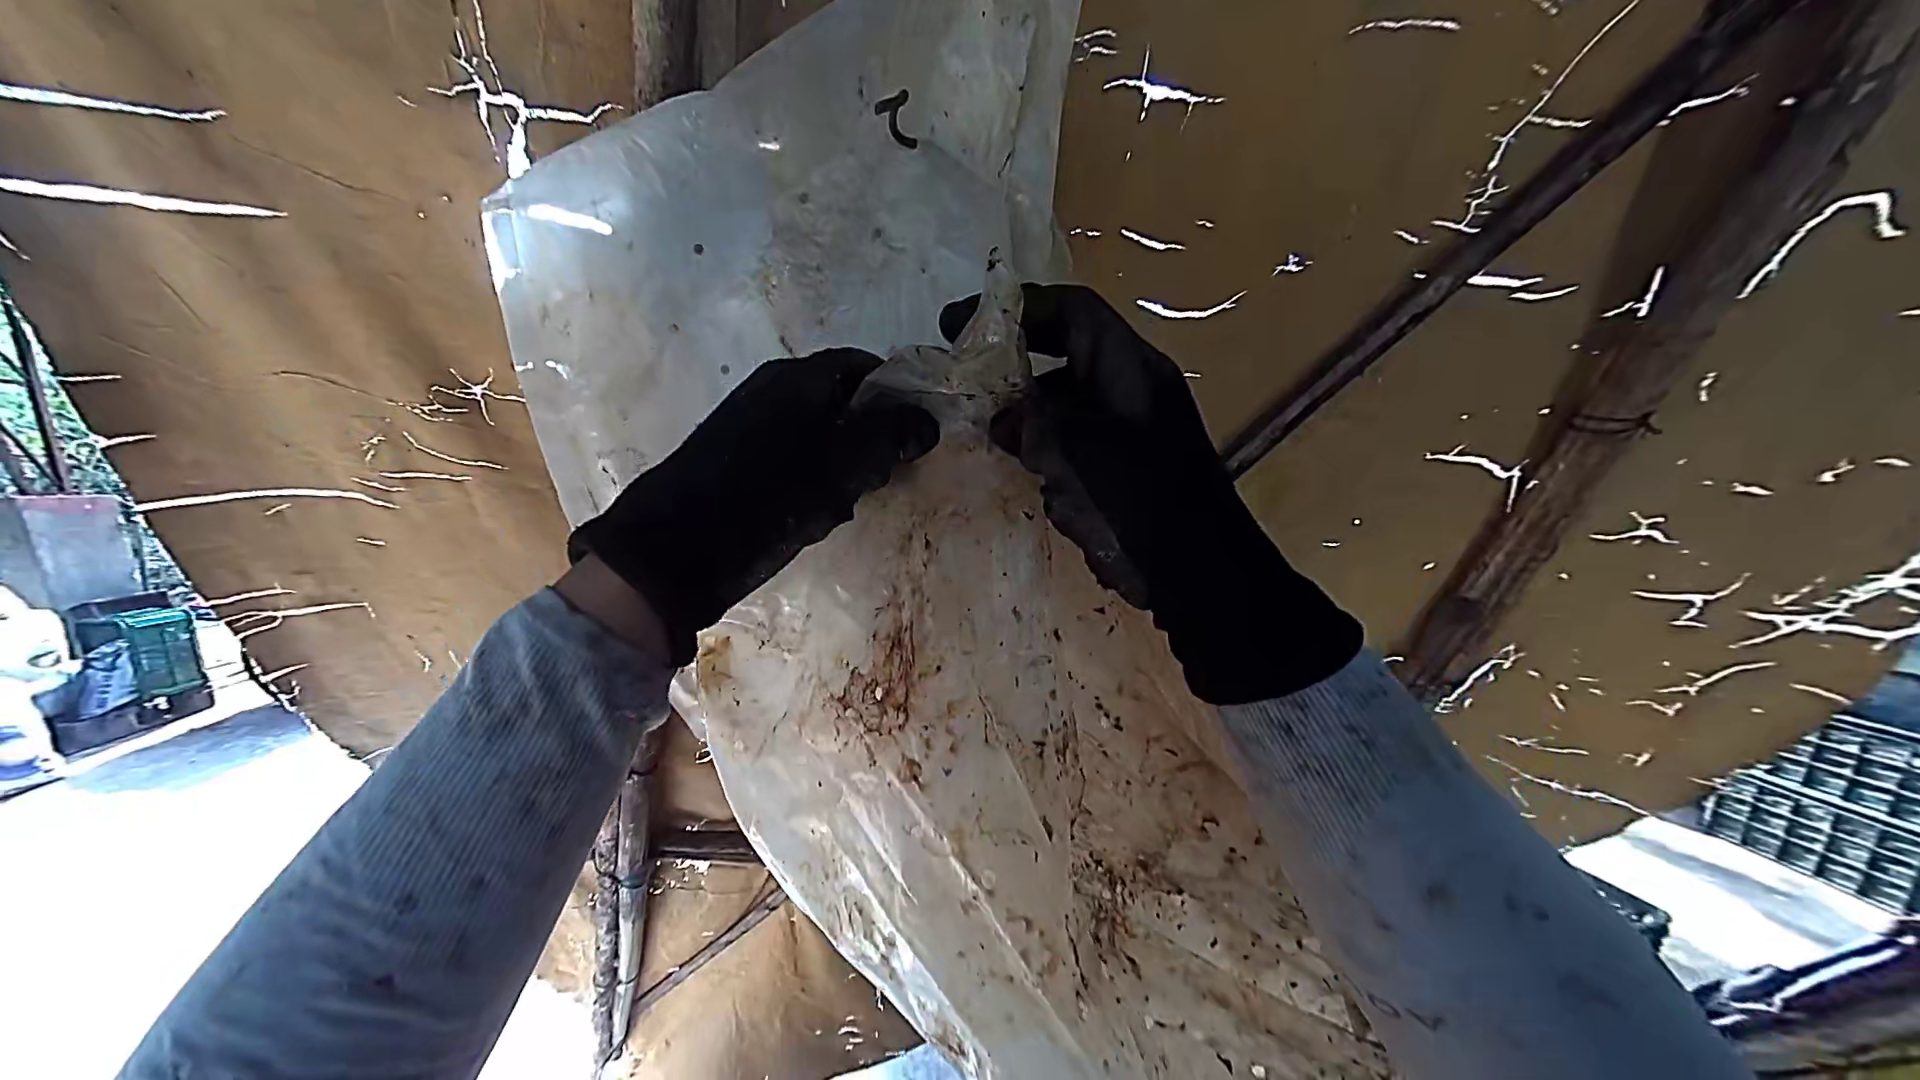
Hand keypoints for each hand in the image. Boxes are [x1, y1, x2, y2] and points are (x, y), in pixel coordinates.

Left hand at [568, 349, 938, 665]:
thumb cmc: (767, 497)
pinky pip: (794, 463)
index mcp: (798, 379)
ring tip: (847, 503)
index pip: (864, 366)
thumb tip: (927, 421)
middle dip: (872, 439)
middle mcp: (773, 393)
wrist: (675, 551)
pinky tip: (814, 517)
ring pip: (821, 438)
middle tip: (885, 476)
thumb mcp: (842, 465)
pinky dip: (815, 484)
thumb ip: (890, 436)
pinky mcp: (738, 465)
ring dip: (845, 467)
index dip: (897, 394)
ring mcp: (751, 429)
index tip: (917, 433)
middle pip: (844, 403)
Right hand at [940, 284, 1360, 703]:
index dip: (1016, 309)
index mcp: (1128, 369)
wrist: (1195, 570)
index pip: (1071, 312)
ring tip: (999, 440)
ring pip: (1061, 405)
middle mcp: (1126, 391)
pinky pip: (1069, 446)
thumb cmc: (1143, 499)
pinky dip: (1046, 457)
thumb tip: (1003, 417)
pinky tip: (1039, 481)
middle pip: (1062, 357)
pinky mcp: (1116, 470)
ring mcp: (1122, 432)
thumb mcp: (1081, 449)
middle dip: (1015, 371)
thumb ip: (1036, 420)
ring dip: (1028, 420)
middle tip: (971, 385)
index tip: (960, 325)